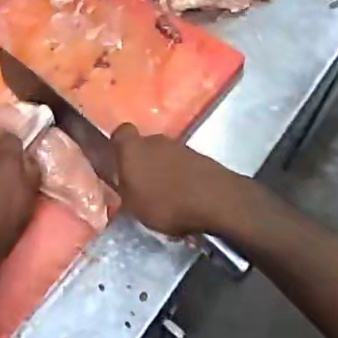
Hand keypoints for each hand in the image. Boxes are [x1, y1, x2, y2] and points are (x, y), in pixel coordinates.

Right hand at [111, 124, 274, 239]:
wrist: (218, 201)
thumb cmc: (165, 202)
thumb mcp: (132, 204)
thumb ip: (124, 189)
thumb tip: (121, 181)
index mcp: (132, 148)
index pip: (121, 133)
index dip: (119, 145)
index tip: (118, 162)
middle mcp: (155, 140)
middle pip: (144, 145)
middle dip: (143, 161)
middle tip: (142, 184)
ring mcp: (181, 147)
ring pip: (165, 156)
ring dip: (164, 170)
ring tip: (166, 196)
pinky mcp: (203, 158)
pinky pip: (184, 166)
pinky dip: (182, 178)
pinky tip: (185, 198)